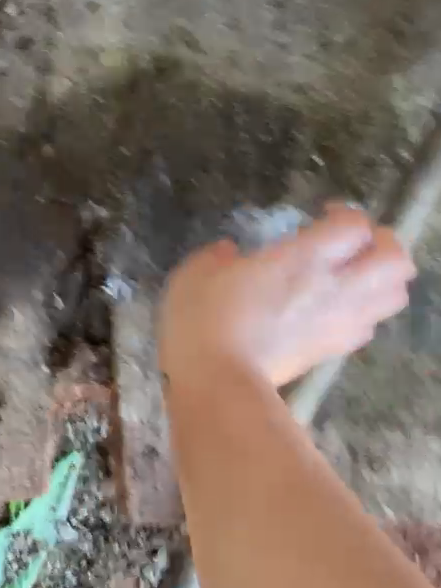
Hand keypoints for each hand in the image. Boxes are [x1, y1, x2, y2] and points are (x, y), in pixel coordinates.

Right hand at [160, 204, 415, 386]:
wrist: (218, 374)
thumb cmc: (200, 318)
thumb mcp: (191, 276)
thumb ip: (216, 257)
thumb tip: (231, 251)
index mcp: (300, 259)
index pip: (351, 226)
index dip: (345, 214)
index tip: (324, 213)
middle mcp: (336, 284)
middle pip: (394, 256)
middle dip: (382, 242)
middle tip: (356, 241)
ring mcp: (344, 317)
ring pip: (396, 290)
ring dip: (383, 277)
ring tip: (357, 275)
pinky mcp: (338, 344)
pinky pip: (372, 321)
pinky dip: (365, 309)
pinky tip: (339, 309)